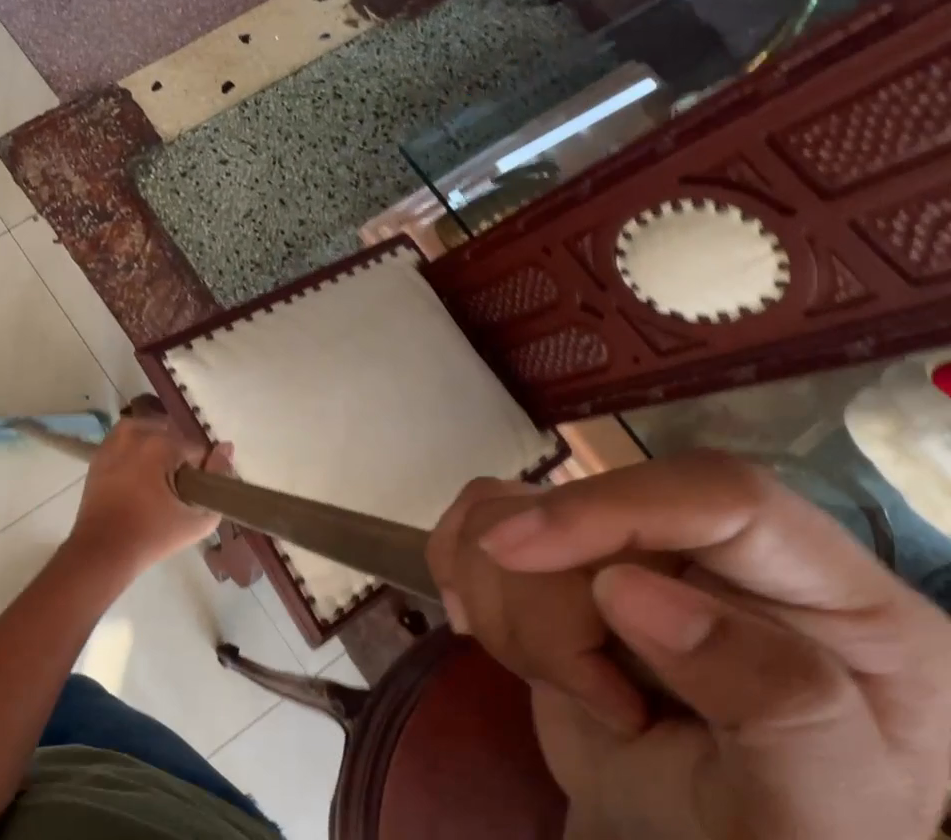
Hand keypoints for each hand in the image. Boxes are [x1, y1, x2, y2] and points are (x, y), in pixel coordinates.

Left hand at [67, 416, 224, 576]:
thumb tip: (226, 448)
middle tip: (176, 490)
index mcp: (161, 445)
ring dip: (155, 449)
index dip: (201, 472)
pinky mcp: (98, 456)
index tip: (196, 493)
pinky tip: (137, 476)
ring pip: (145, 434)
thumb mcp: (198, 517)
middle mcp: (135, 435)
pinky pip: (123, 443)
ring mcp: (112, 443)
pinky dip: (134, 452)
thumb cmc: (153, 535)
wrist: (104, 549)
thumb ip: (217, 479)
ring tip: (158, 478)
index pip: (196, 450)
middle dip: (177, 459)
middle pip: (170, 438)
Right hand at [427, 452, 950, 839]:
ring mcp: (636, 552)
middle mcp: (731, 554)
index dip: (609, 509)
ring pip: (511, 509)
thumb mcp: (812, 808)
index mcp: (836, 598)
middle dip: (547, 604)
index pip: (720, 496)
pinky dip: (466, 580)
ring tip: (559, 682)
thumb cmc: (758, 838)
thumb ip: (775, 703)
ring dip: (506, 607)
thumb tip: (627, 588)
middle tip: (581, 691)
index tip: (516, 554)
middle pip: (588, 508)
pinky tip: (504, 640)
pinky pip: (474, 521)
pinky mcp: (560, 560)